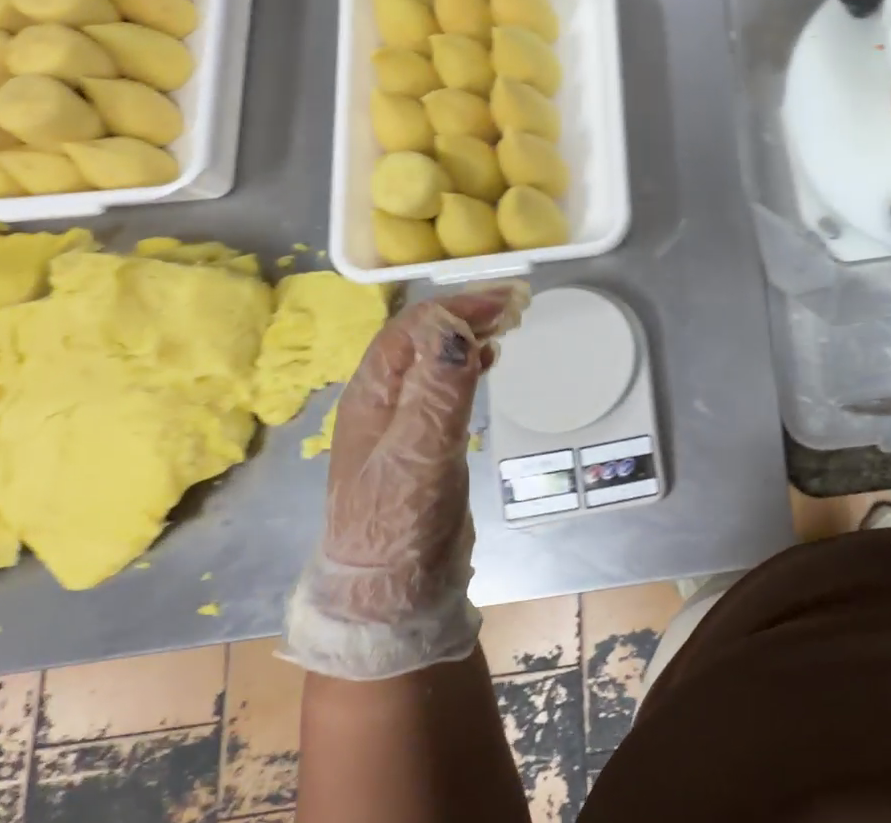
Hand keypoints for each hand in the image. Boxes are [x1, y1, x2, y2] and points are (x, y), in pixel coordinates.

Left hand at [282, 285, 529, 679]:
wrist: (389, 591)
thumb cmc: (399, 521)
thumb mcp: (421, 453)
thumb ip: (438, 390)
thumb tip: (457, 325)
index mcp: (372, 395)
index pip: (415, 328)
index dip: (461, 306)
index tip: (510, 300)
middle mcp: (381, 401)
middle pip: (421, 337)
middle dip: (466, 312)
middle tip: (518, 305)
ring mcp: (399, 424)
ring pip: (433, 359)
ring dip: (467, 334)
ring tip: (508, 325)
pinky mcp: (420, 444)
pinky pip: (443, 386)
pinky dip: (467, 365)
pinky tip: (488, 364)